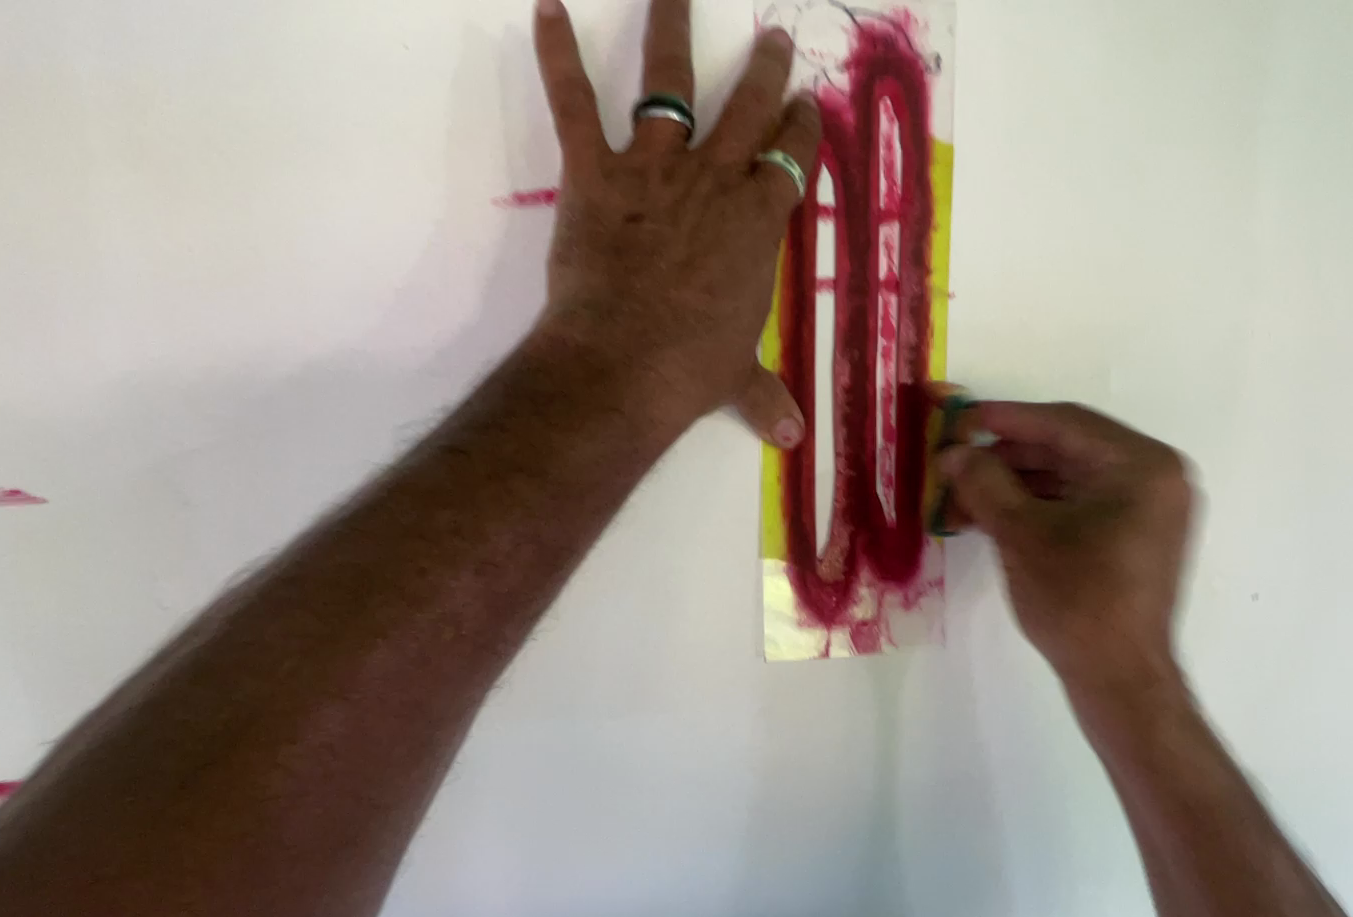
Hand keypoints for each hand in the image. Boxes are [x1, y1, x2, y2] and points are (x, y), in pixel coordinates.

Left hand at [531, 0, 819, 448]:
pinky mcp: (595, 174)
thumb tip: (791, 437)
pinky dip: (557, 55)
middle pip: (750, 110)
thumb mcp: (738, 379)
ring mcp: (655, 170)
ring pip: (670, 85)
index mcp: (758, 225)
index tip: (808, 109)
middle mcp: (715, 182)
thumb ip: (765, 397)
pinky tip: (545, 9)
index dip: (802, 132)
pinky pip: (575, 103)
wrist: (624, 365)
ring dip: (673, 28)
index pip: (791, 161)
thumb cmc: (691, 369)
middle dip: (766, 73)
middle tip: (774, 41)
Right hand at [940, 400, 1195, 694]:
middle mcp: (1155, 478)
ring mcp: (1147, 511)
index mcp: (1143, 465)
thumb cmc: (1077, 599)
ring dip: (1014, 487)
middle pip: (1067, 450)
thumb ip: (984, 482)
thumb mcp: (1021, 534)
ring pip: (1068, 481)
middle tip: (955, 464)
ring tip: (961, 498)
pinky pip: (1078, 507)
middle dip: (1005, 459)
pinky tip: (990, 518)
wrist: (1118, 678)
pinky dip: (1035, 509)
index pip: (1064, 424)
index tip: (959, 419)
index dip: (1005, 420)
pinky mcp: (1133, 539)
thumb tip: (952, 453)